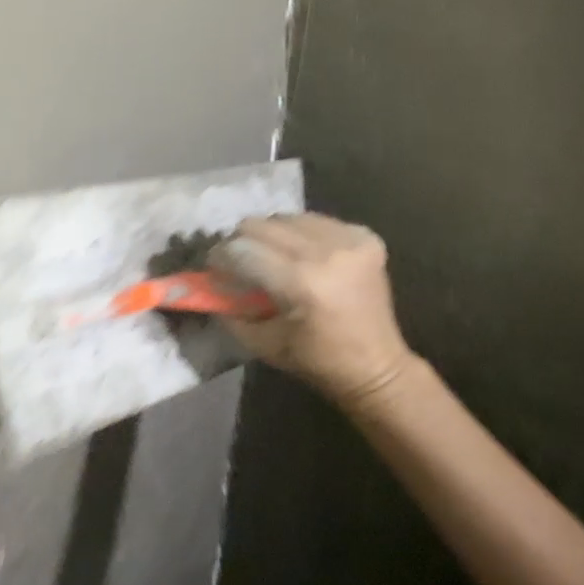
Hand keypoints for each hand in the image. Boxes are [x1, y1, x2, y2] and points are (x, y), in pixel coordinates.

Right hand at [210, 214, 416, 410]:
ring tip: (270, 257)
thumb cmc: (316, 361)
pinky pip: (315, 220)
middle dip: (241, 242)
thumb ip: (228, 309)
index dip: (220, 257)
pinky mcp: (365, 236)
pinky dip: (300, 234)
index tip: (214, 267)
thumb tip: (206, 281)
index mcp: (301, 284)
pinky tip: (301, 254)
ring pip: (287, 217)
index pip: (242, 250)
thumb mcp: (261, 342)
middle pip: (261, 225)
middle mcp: (327, 253)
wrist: (377, 367)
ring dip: (271, 235)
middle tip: (238, 261)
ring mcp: (350, 241)